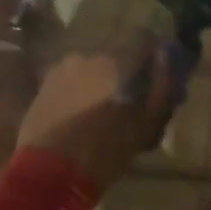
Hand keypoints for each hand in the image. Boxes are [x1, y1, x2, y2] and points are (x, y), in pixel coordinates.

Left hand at [16, 35, 180, 191]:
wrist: (48, 174)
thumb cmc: (104, 152)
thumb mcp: (146, 126)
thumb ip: (162, 87)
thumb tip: (167, 57)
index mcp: (115, 61)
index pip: (143, 35)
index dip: (154, 52)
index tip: (159, 74)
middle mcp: (86, 55)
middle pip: (116, 53)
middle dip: (127, 71)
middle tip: (133, 100)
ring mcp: (61, 69)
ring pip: (92, 67)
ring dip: (102, 81)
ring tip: (105, 113)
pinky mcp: (43, 86)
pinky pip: (71, 80)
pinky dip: (81, 91)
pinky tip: (82, 117)